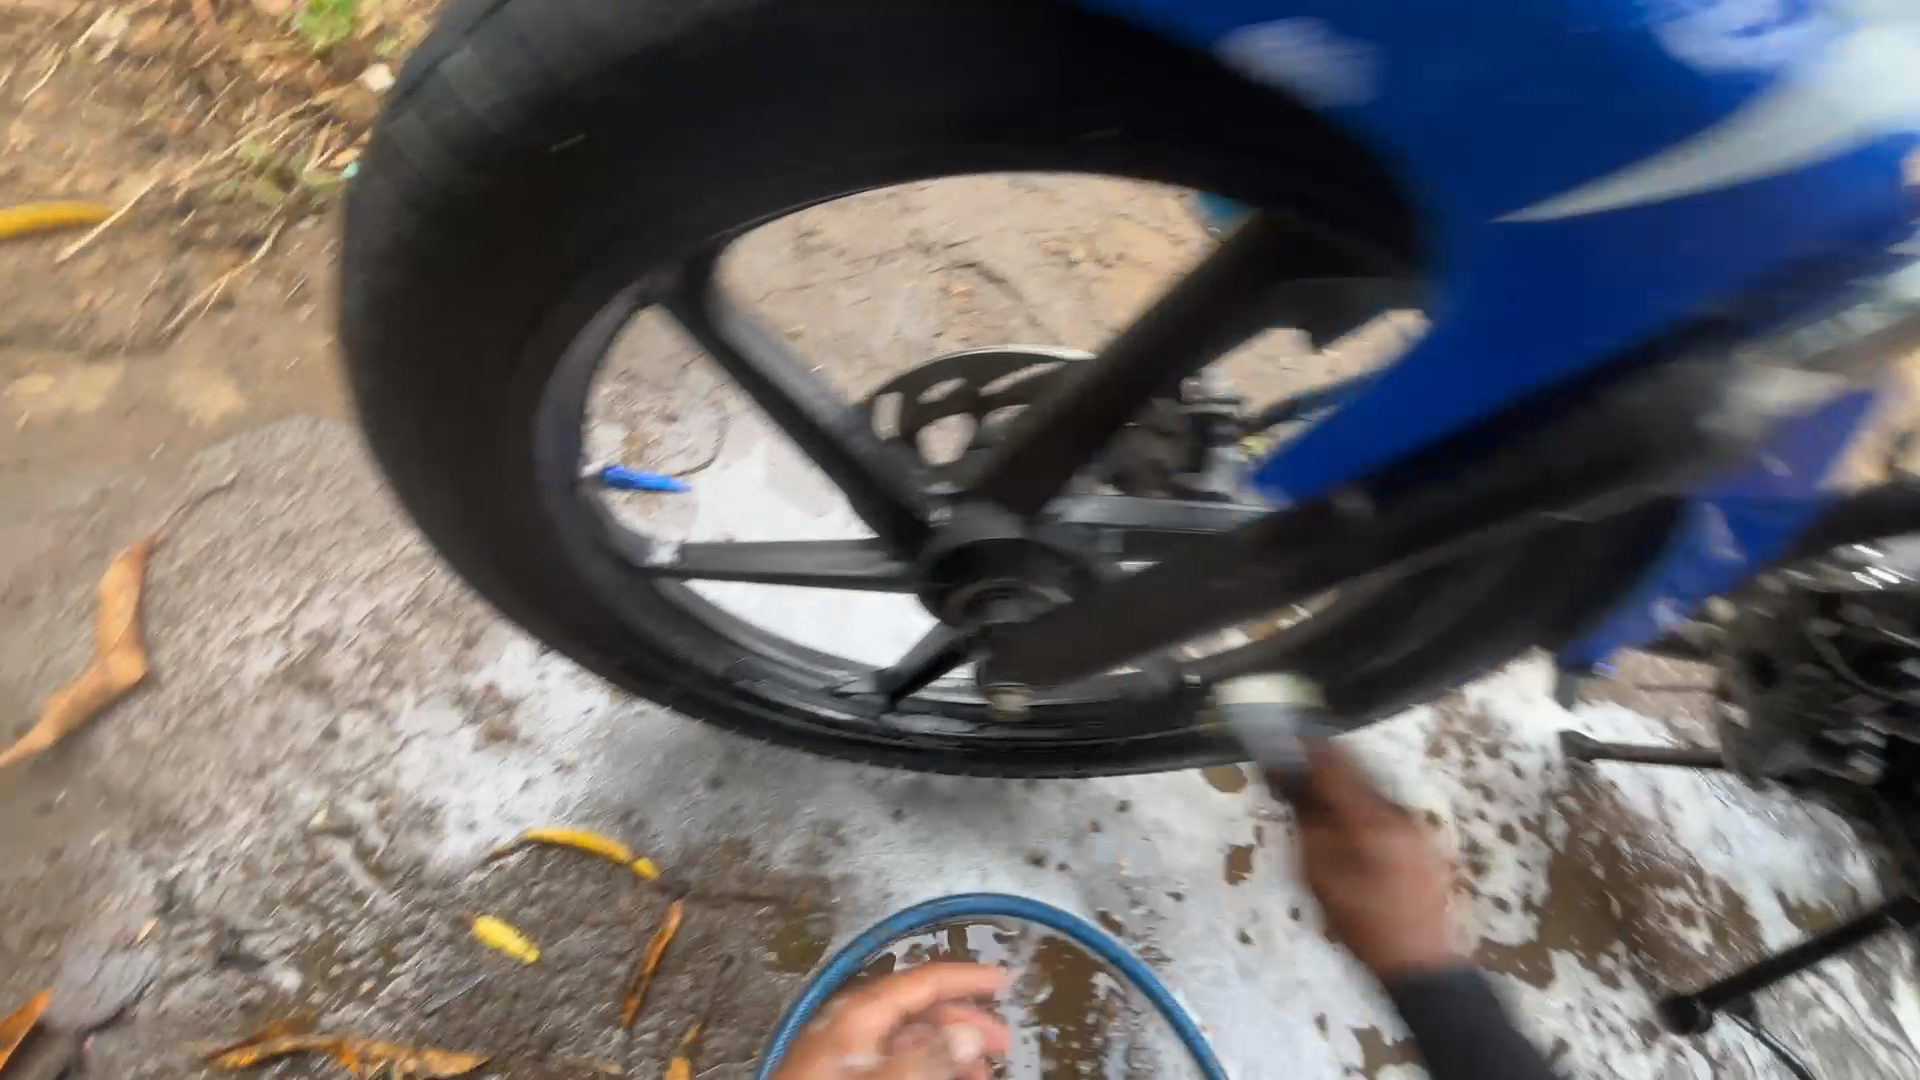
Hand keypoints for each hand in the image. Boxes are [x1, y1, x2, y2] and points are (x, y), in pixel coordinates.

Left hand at [771, 963, 1009, 1079]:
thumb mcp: (877, 1078)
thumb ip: (924, 1056)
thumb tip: (967, 1033)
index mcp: (860, 1010)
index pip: (924, 979)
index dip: (967, 976)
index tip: (1003, 977)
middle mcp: (855, 1019)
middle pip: (921, 1006)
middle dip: (965, 1019)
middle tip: (1001, 1040)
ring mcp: (848, 1046)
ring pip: (911, 1035)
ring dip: (948, 1048)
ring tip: (981, 1072)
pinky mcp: (845, 1067)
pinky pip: (895, 1056)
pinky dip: (925, 1063)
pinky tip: (945, 1077)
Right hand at [1290, 741, 1457, 976]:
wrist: (1420, 964)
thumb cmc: (1359, 921)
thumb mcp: (1318, 873)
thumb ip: (1306, 821)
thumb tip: (1290, 782)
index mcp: (1369, 819)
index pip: (1332, 765)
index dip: (1305, 747)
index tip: (1282, 736)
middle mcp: (1397, 812)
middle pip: (1355, 767)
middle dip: (1323, 757)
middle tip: (1294, 754)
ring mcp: (1414, 825)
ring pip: (1370, 783)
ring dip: (1341, 775)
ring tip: (1313, 778)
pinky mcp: (1421, 838)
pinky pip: (1382, 801)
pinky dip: (1357, 794)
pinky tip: (1341, 807)